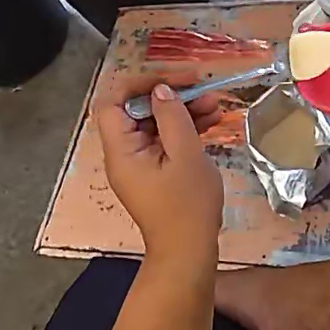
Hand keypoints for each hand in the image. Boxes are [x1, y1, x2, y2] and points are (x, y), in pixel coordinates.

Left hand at [93, 79, 226, 263]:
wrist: (189, 250)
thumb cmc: (187, 204)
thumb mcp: (185, 155)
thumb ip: (172, 117)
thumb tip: (161, 90)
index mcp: (122, 150)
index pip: (113, 102)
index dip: (139, 84)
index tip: (172, 80)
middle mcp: (125, 154)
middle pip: (138, 111)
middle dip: (170, 96)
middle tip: (203, 90)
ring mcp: (141, 164)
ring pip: (155, 124)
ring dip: (183, 111)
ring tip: (216, 106)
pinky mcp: (156, 172)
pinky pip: (165, 141)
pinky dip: (185, 129)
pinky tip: (212, 122)